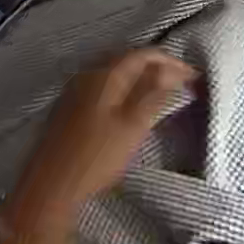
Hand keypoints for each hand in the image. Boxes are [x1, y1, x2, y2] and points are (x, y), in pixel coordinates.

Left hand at [3, 49, 194, 243]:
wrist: (49, 190)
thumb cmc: (96, 157)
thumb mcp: (133, 125)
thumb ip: (153, 93)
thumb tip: (172, 69)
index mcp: (106, 74)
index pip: (144, 54)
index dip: (171, 61)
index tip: (194, 76)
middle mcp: (88, 73)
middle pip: (128, 58)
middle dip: (156, 65)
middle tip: (180, 80)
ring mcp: (75, 89)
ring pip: (114, 71)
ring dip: (139, 75)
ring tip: (160, 89)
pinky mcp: (69, 106)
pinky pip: (102, 84)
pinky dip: (123, 86)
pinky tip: (129, 102)